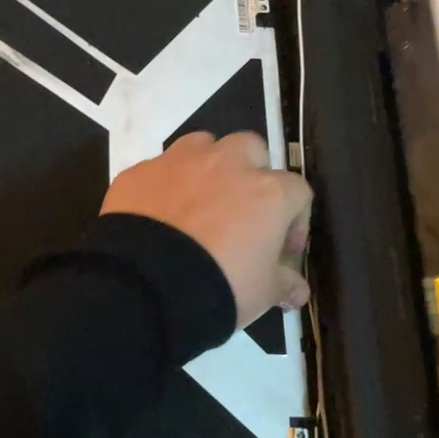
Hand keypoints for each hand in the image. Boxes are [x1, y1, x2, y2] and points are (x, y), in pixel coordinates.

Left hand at [101, 131, 312, 326]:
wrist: (146, 285)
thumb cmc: (220, 286)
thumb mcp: (262, 292)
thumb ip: (284, 282)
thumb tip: (299, 290)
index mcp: (266, 191)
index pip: (297, 191)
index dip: (295, 220)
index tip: (284, 249)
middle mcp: (226, 164)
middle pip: (250, 149)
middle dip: (251, 173)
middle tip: (241, 210)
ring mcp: (179, 161)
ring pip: (202, 145)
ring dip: (206, 167)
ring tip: (198, 203)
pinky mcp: (139, 172)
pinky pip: (158, 170)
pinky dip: (164, 186)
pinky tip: (157, 216)